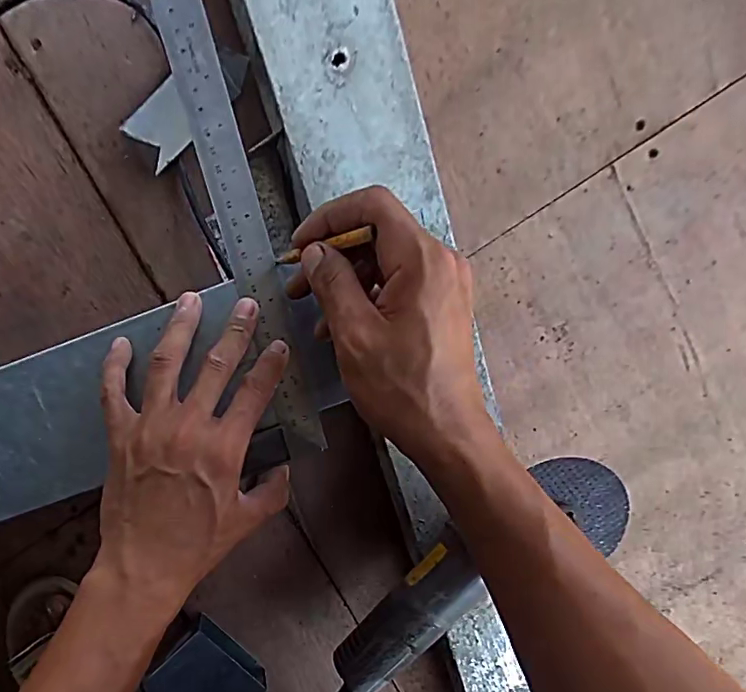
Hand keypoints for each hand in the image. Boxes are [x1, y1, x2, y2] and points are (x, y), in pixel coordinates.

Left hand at [92, 291, 292, 613]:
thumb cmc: (198, 547)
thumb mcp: (247, 521)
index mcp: (224, 447)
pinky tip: (119, 344)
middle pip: (215, 366)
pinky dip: (115, 365)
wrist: (144, 564)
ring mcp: (150, 427)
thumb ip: (272, 490)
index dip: (270, 364)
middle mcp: (188, 426)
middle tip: (244, 305)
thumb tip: (284, 467)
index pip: (254, 392)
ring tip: (189, 301)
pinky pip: (114, 392)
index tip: (279, 344)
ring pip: (166, 364)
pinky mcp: (120, 436)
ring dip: (180, 328)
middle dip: (234, 331)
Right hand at [286, 186, 495, 467]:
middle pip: (378, 234)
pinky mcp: (443, 308)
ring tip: (317, 318)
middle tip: (298, 286)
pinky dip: (368, 299)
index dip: (329, 218)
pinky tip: (342, 329)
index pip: (372, 205)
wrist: (447, 432)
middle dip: (334, 256)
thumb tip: (316, 253)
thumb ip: (332, 283)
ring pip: (386, 263)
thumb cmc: (403, 390)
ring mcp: (445, 285)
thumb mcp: (354, 334)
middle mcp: (440, 262)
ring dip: (347, 282)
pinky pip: (400, 287)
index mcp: (421, 259)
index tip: (300, 247)